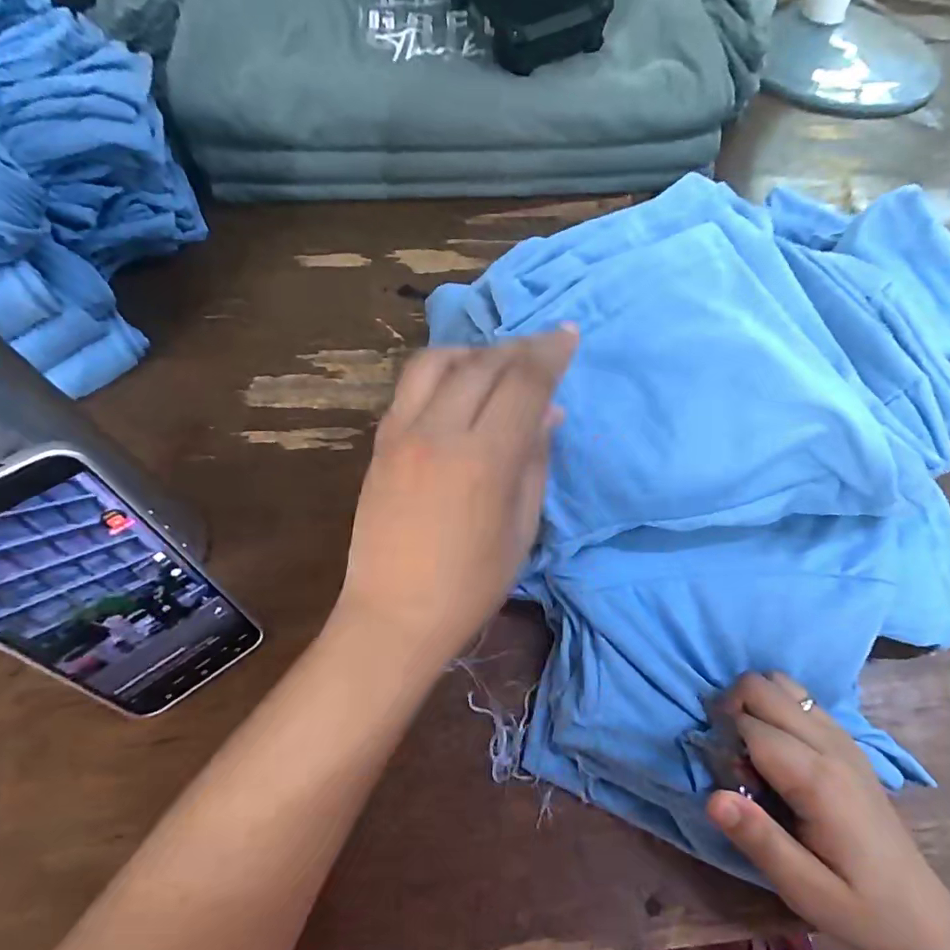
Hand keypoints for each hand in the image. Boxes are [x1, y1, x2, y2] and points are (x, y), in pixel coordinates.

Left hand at [332, 328, 577, 667]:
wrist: (394, 614)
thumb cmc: (471, 584)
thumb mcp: (521, 527)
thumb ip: (535, 460)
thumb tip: (547, 411)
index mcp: (484, 458)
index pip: (523, 383)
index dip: (551, 353)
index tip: (569, 335)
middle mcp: (439, 432)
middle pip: (484, 364)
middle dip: (520, 348)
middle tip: (543, 348)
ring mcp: (401, 433)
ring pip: (438, 362)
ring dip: (474, 352)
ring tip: (496, 364)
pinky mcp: (380, 443)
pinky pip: (410, 386)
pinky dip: (442, 372)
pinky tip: (458, 386)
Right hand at [706, 674, 949, 949]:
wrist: (920, 916)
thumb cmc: (858, 909)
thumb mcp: (803, 889)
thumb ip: (757, 839)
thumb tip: (712, 797)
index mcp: (818, 778)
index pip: (750, 725)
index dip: (724, 743)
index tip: (727, 779)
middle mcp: (830, 744)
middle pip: (763, 687)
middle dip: (731, 709)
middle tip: (730, 760)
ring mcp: (842, 737)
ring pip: (781, 683)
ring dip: (753, 704)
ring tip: (750, 752)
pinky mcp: (847, 741)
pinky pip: (800, 698)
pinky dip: (775, 707)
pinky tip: (777, 750)